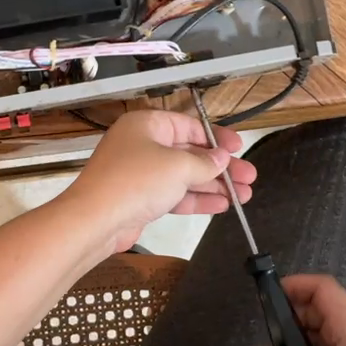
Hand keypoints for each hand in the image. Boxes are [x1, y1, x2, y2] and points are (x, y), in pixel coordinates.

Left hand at [61, 109, 255, 252]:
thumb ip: (205, 162)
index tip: (239, 148)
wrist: (95, 220)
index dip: (217, 137)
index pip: (189, 126)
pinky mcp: (140, 199)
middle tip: (249, 177)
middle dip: (221, 167)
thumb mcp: (178, 166)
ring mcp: (140, 173)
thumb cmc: (135, 182)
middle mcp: (142, 145)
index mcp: (147, 124)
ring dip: (213, 185)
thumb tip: (222, 159)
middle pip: (189, 152)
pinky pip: (174, 195)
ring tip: (244, 196)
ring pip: (184, 176)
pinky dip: (196, 200)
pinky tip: (222, 205)